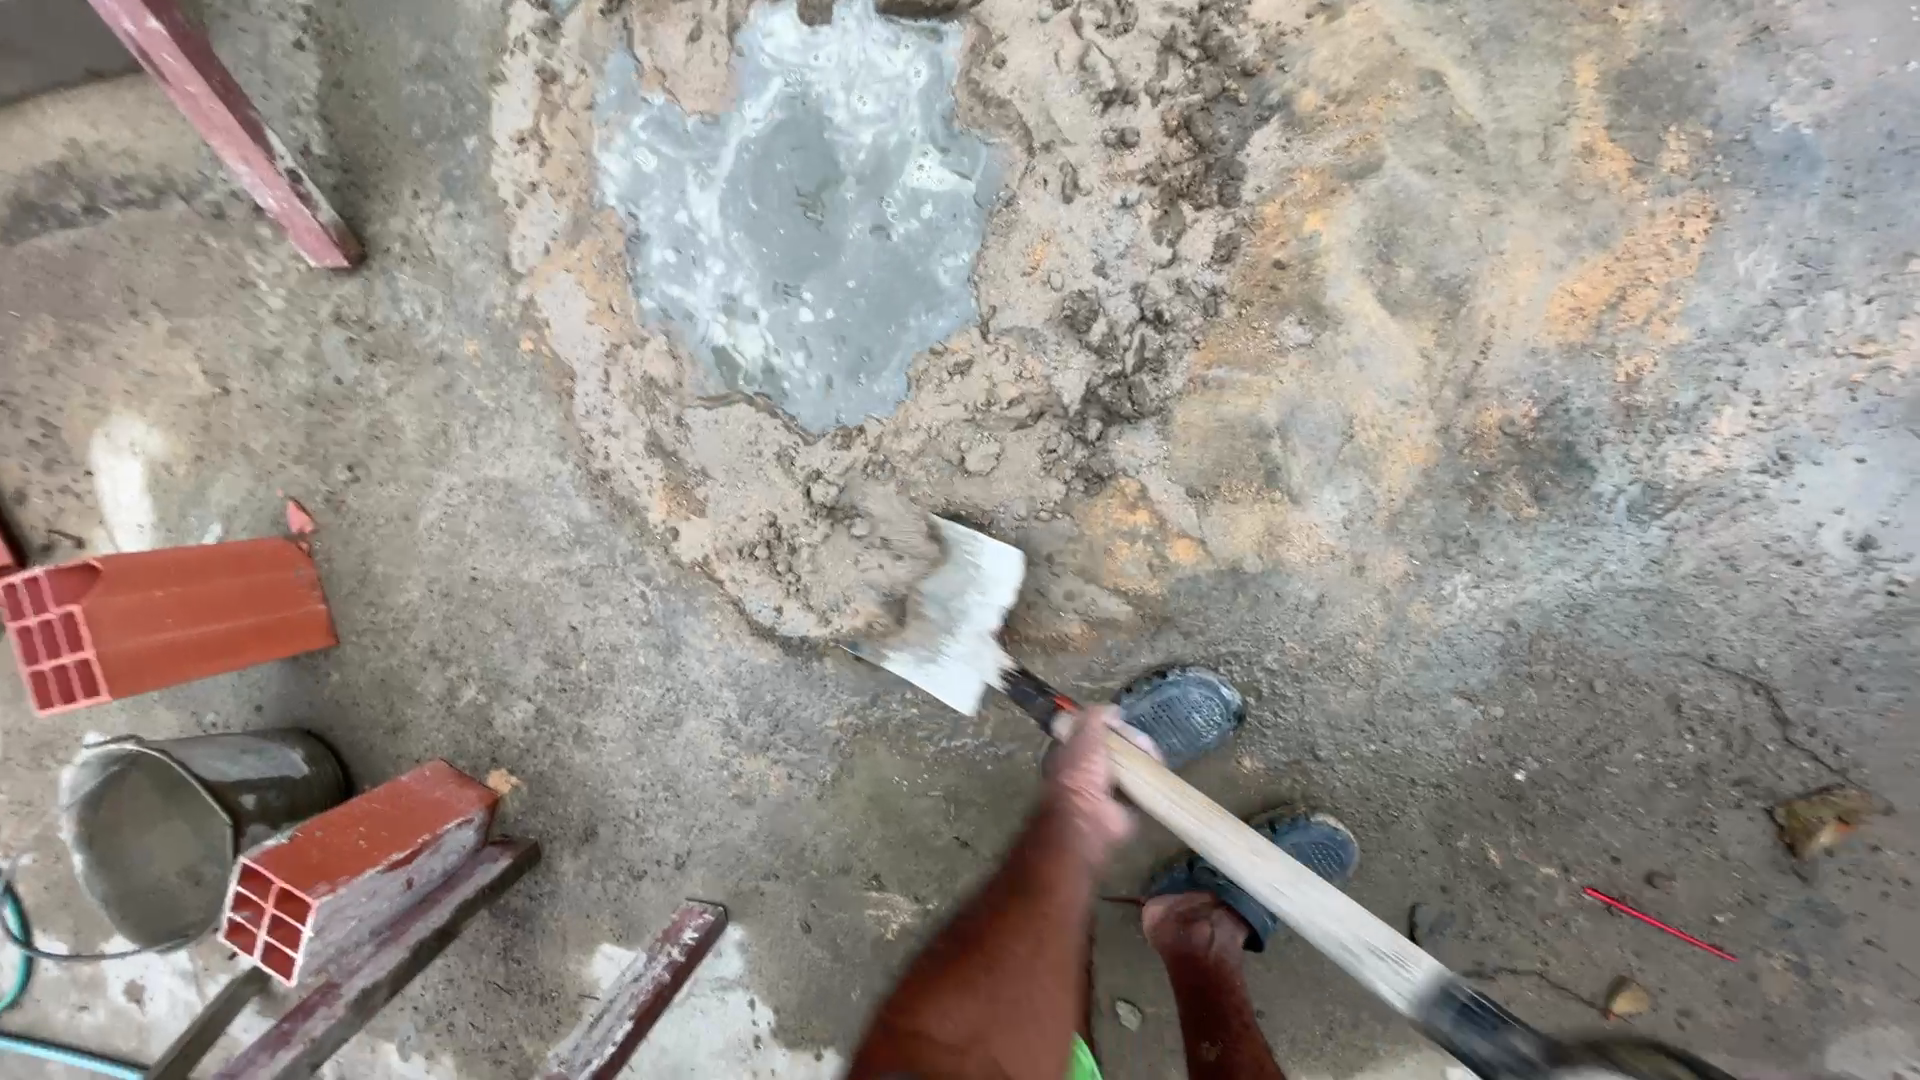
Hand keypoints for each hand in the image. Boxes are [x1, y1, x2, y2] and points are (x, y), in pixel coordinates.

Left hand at [1042, 705, 1159, 867]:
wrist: (1088, 816)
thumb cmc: (1080, 771)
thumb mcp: (1083, 733)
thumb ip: (1095, 716)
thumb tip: (1113, 709)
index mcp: (1070, 752)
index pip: (1094, 732)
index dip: (1110, 725)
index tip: (1122, 721)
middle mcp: (1087, 770)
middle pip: (1116, 748)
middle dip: (1132, 742)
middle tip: (1144, 744)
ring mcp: (1107, 789)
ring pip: (1131, 765)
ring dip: (1144, 758)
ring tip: (1154, 756)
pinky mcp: (1126, 806)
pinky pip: (1142, 786)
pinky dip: (1151, 778)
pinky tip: (1158, 770)